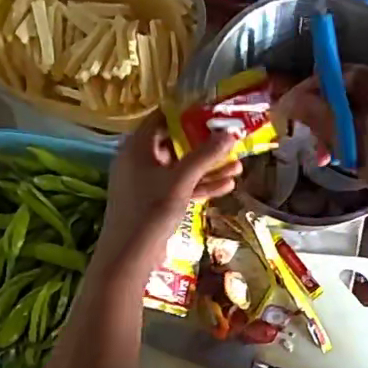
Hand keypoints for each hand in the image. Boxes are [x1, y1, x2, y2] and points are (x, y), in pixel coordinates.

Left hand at [95, 111, 241, 276]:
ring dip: (207, 168)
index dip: (187, 113)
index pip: (162, 118)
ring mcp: (146, 183)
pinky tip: (227, 186)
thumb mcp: (181, 181)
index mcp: (137, 147)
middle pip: (175, 144)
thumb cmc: (150, 211)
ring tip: (238, 165)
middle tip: (231, 138)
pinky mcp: (153, 203)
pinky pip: (178, 188)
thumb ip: (205, 156)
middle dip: (204, 144)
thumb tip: (231, 133)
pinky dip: (199, 186)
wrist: (129, 257)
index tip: (213, 111)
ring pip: (180, 169)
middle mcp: (138, 161)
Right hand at [273, 67, 367, 216]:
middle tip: (307, 137)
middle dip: (322, 117)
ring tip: (323, 156)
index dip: (314, 88)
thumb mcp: (349, 138)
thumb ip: (320, 116)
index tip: (292, 106)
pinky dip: (347, 141)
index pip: (341, 74)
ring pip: (350, 115)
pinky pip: (362, 128)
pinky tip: (337, 160)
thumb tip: (289, 101)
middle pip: (344, 95)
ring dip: (331, 133)